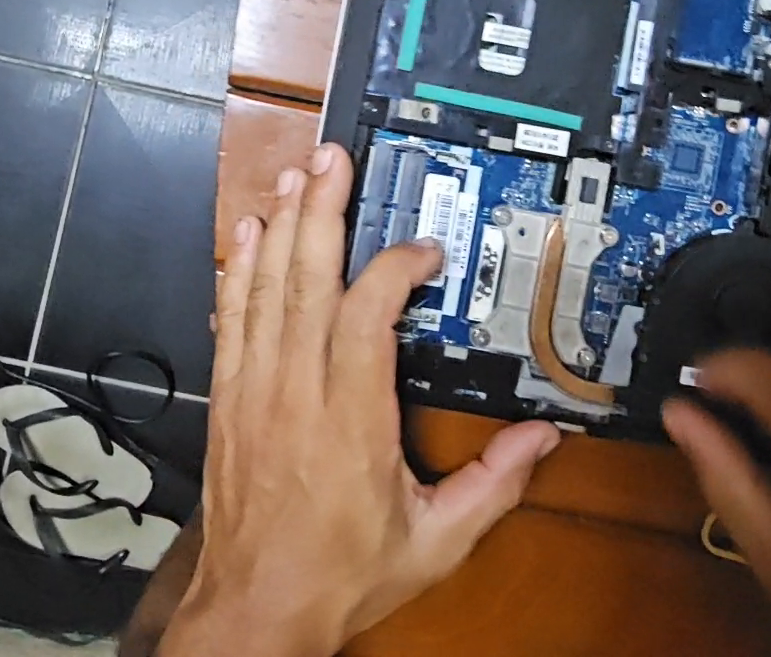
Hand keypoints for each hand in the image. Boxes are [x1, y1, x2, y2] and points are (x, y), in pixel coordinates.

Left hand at [160, 143, 560, 656]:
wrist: (255, 608)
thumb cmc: (338, 573)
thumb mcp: (434, 542)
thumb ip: (493, 487)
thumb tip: (540, 442)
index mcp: (352, 421)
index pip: (368, 318)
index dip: (394, 270)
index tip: (422, 252)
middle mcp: (298, 392)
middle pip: (307, 283)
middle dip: (320, 213)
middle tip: (330, 162)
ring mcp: (256, 388)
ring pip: (266, 290)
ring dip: (280, 227)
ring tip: (294, 178)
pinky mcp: (230, 395)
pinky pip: (232, 318)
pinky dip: (238, 270)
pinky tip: (247, 234)